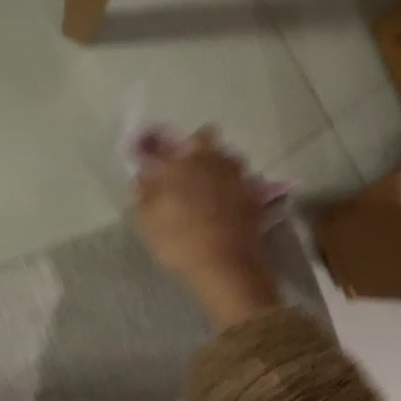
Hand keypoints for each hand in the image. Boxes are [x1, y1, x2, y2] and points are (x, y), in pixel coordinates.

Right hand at [134, 127, 281, 327]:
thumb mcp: (147, 220)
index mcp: (180, 161)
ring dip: (221, 167)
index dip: (159, 145)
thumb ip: (144, 192)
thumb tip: (145, 175)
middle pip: (206, 137)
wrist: (224, 264)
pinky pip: (245, 183)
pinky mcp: (256, 195)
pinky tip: (231, 208)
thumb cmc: (178, 240)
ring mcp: (237, 175)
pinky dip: (237, 190)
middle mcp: (211, 159)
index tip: (156, 156)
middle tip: (191, 170)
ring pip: (229, 158)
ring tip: (214, 190)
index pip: (165, 139)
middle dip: (198, 147)